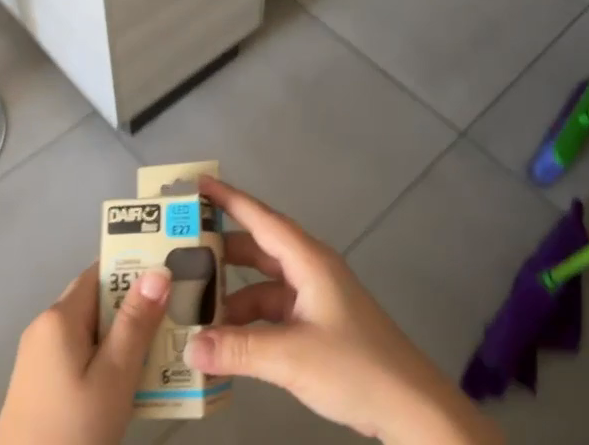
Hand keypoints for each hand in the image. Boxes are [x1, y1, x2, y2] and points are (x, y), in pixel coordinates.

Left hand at [0, 262, 170, 444]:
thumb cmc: (73, 428)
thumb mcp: (114, 376)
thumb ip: (135, 322)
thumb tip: (158, 270)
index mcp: (59, 317)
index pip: (101, 272)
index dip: (136, 269)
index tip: (174, 275)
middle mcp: (45, 327)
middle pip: (97, 301)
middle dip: (137, 306)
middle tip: (179, 315)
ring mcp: (40, 357)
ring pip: (92, 330)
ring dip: (126, 335)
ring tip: (167, 347)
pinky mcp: (42, 384)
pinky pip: (82, 354)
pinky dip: (109, 358)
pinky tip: (134, 380)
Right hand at [187, 177, 501, 444]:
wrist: (408, 404)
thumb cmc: (354, 365)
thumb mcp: (290, 356)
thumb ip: (237, 349)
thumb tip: (190, 346)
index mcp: (308, 261)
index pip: (262, 219)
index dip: (229, 200)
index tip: (198, 184)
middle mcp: (310, 272)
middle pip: (258, 251)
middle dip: (221, 254)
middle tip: (179, 255)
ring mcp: (315, 300)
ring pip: (262, 287)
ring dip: (231, 298)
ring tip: (193, 311)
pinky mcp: (317, 327)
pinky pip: (272, 314)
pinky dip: (248, 324)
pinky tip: (224, 344)